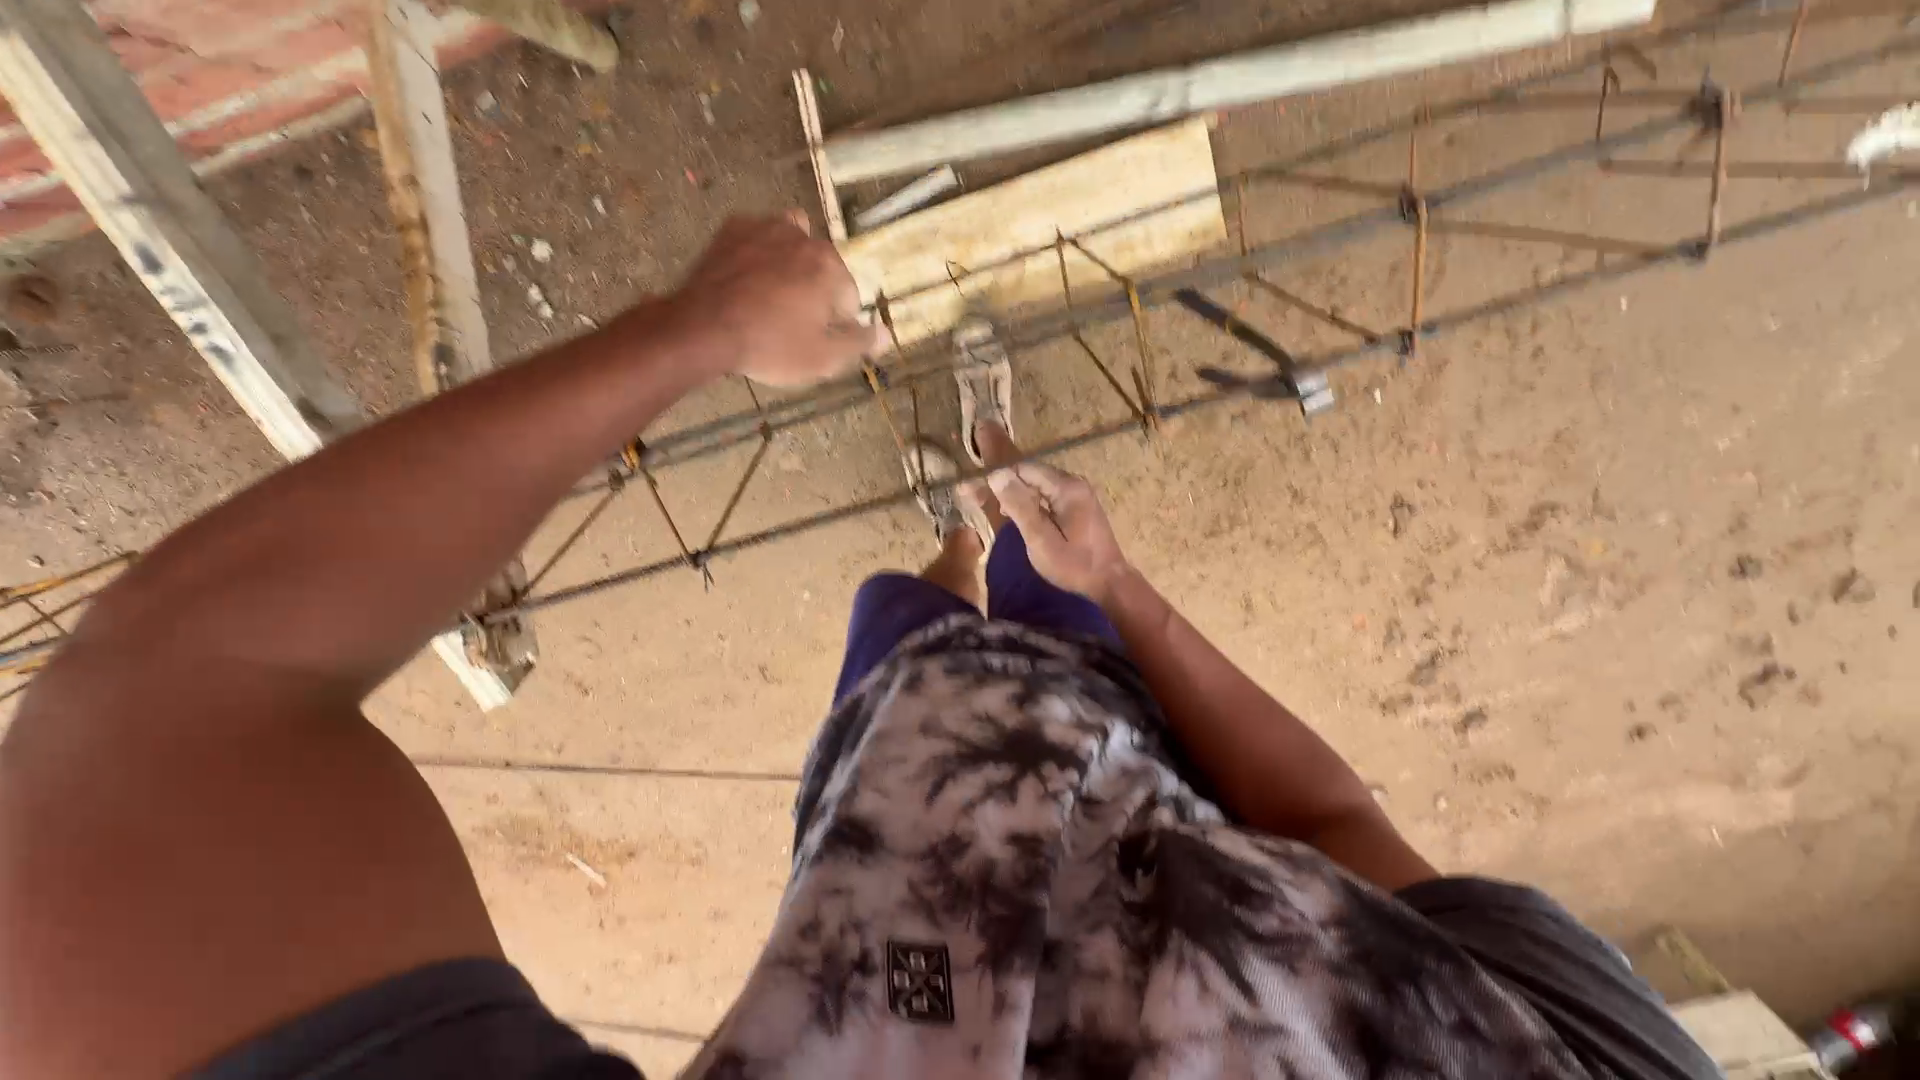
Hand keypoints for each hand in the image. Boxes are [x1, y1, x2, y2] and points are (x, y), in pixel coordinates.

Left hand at [664, 212, 883, 386]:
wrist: (702, 329)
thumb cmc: (769, 346)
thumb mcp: (822, 358)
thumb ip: (859, 343)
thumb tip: (887, 334)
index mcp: (830, 266)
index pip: (848, 297)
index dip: (835, 322)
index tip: (814, 338)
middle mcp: (803, 237)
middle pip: (822, 266)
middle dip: (814, 289)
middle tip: (791, 320)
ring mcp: (765, 227)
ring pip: (792, 239)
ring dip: (791, 260)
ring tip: (773, 292)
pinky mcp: (733, 229)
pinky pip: (758, 236)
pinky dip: (759, 252)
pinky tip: (746, 280)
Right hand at [987, 463, 1134, 605]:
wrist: (1109, 583)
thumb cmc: (1074, 565)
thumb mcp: (1041, 539)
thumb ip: (1019, 506)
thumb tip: (996, 475)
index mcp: (1066, 487)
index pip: (1024, 469)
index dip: (998, 478)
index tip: (974, 490)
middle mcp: (1074, 483)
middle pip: (1031, 474)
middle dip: (1005, 485)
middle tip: (978, 499)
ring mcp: (1079, 494)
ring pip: (1039, 485)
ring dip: (1017, 494)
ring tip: (997, 511)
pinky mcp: (1079, 506)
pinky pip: (1048, 495)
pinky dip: (1031, 502)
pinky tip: (1019, 516)